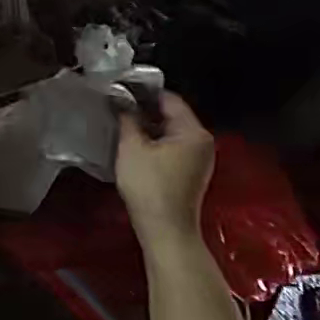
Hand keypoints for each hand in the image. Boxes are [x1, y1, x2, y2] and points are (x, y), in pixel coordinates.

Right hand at [115, 92, 214, 250]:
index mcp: (193, 132)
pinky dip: (155, 142)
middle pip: (172, 115)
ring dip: (148, 127)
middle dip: (144, 110)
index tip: (119, 90)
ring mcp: (199, 158)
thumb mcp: (132, 148)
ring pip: (171, 131)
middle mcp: (203, 141)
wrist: (165, 229)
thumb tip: (122, 101)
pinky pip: (172, 146)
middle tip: (116, 106)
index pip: (169, 99)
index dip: (143, 92)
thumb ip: (128, 119)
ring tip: (121, 124)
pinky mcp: (191, 171)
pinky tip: (134, 145)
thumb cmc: (148, 185)